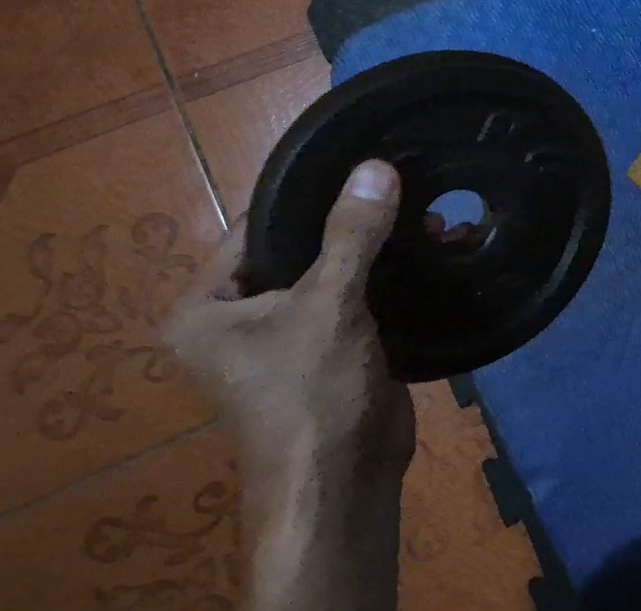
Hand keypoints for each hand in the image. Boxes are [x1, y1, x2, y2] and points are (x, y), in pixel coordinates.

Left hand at [165, 161, 414, 607]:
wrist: (345, 478)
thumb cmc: (311, 391)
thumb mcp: (328, 304)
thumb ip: (352, 233)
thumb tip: (376, 165)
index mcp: (206, 307)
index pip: (257, 227)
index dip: (309, 195)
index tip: (362, 162)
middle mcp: (239, 318)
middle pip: (300, 247)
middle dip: (355, 221)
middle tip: (407, 185)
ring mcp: (289, 335)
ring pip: (336, 271)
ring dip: (381, 248)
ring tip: (431, 214)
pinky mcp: (333, 348)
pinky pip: (361, 297)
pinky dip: (393, 276)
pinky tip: (434, 249)